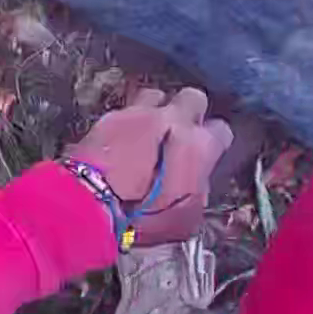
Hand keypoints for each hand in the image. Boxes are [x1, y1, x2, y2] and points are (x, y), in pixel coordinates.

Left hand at [65, 87, 233, 246]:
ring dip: (156, 110)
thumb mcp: (185, 218)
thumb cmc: (142, 217)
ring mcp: (139, 113)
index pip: (221, 131)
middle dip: (190, 111)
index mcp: (200, 145)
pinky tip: (120, 141)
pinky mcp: (108, 117)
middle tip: (180, 134)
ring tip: (148, 132)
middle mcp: (175, 119)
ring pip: (156, 95)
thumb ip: (198, 191)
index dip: (214, 143)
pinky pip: (125, 111)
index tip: (206, 154)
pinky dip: (126, 123)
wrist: (91, 202)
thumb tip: (197, 182)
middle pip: (193, 98)